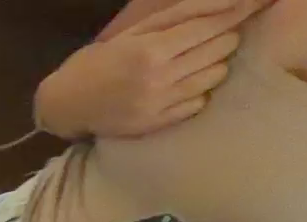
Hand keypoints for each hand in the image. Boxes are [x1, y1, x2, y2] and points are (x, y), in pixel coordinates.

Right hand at [35, 0, 268, 138]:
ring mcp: (155, 104)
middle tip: (197, 45)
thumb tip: (237, 1)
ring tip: (186, 68)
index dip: (234, 14)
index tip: (245, 8)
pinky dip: (194, 93)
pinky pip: (198, 102)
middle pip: (223, 48)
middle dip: (218, 41)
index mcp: (152, 50)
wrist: (60, 106)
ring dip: (208, 67)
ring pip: (216, 75)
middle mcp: (157, 78)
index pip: (218, 24)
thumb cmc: (99, 62)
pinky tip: (175, 90)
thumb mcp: (136, 31)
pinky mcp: (152, 124)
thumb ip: (185, 13)